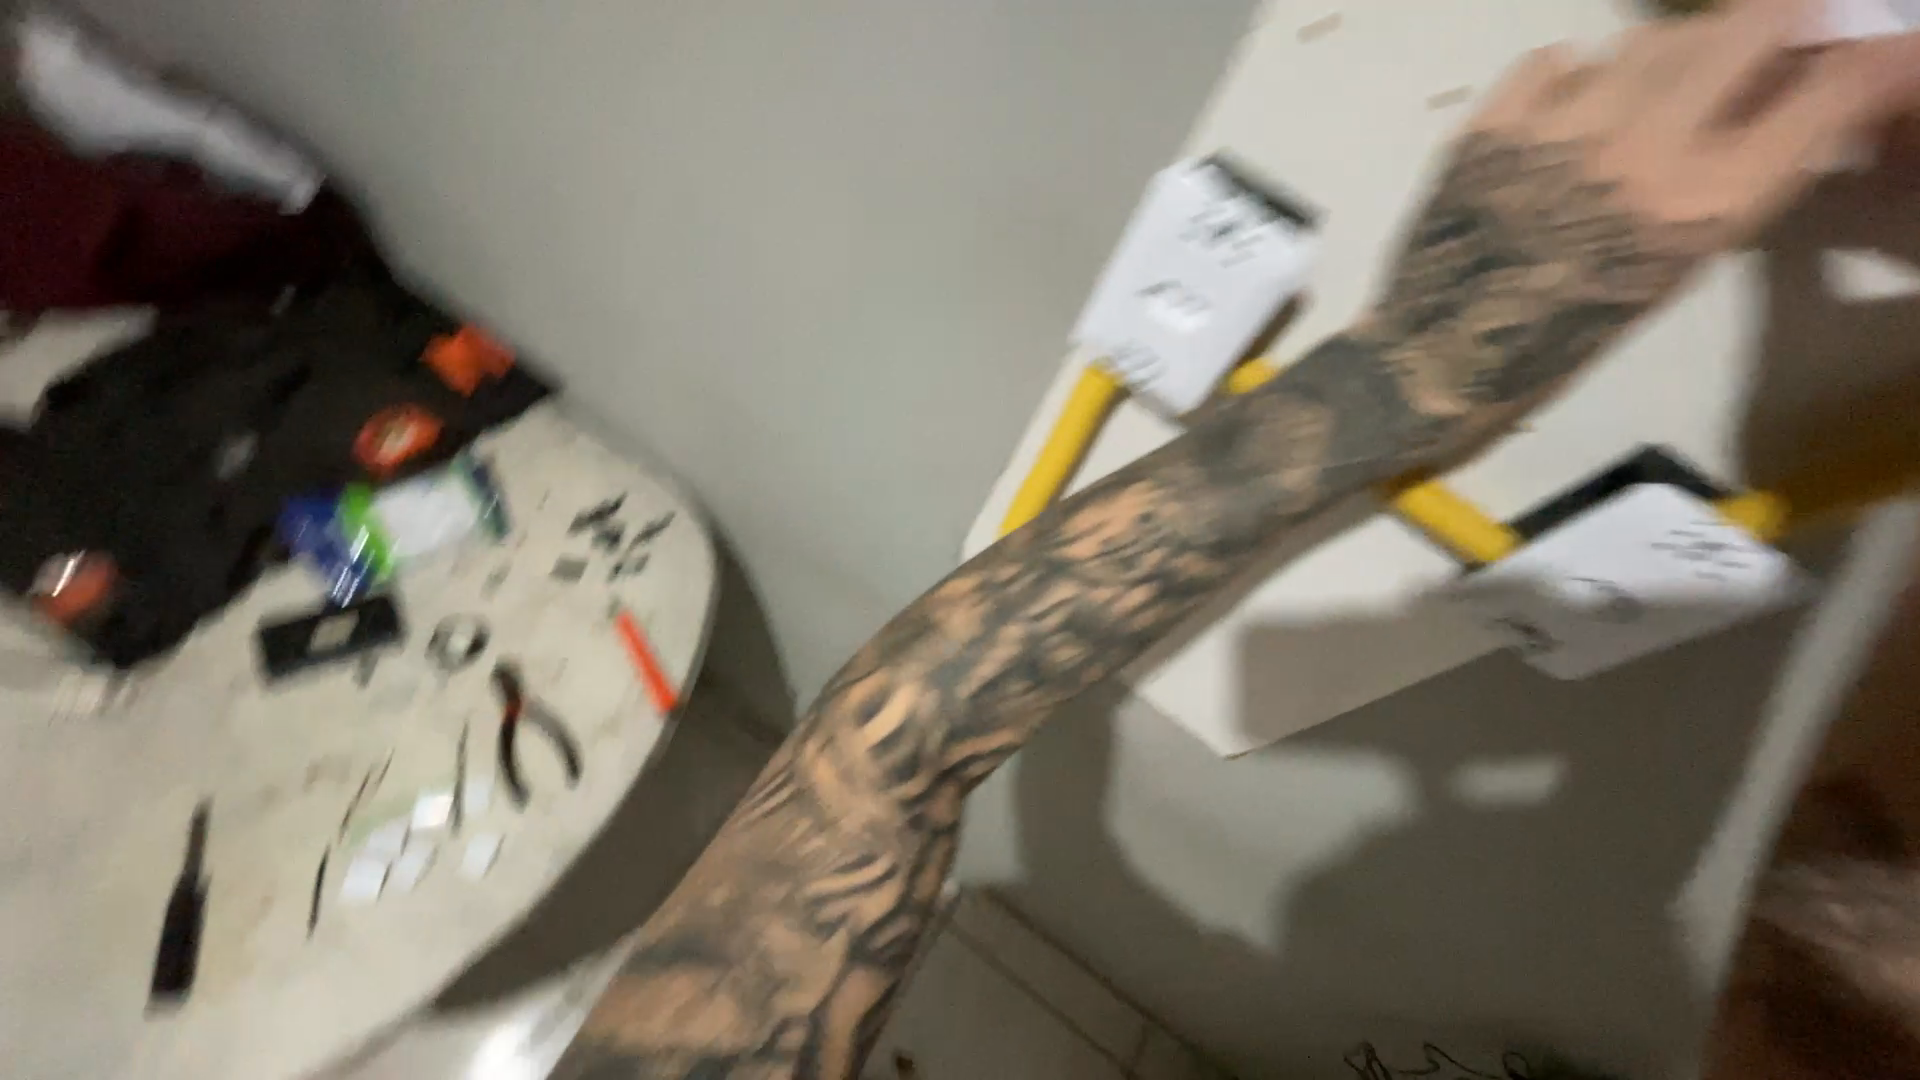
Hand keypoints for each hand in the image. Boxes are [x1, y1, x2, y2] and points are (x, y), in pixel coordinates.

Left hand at [1361, 0, 1919, 439]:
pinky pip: (1548, 60)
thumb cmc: (1550, 344)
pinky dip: (1566, 76)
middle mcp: (1637, 154)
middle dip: (1771, 28)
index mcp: (1701, 206)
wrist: (1430, 362)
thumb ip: (1733, 182)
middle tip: (1750, 56)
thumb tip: (1782, 102)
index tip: (1851, 59)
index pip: (1838, 84)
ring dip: (1663, 58)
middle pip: (1750, 23)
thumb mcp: (1667, 274)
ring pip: (1648, 37)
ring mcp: (1553, 135)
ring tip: (1641, 101)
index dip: (1862, 58)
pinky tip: (1561, 113)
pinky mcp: (1482, 133)